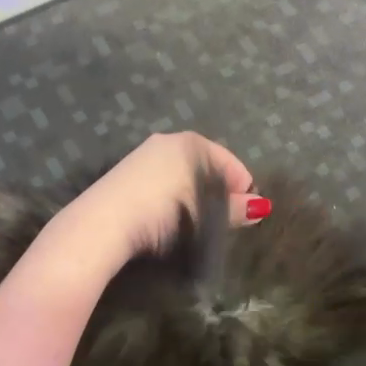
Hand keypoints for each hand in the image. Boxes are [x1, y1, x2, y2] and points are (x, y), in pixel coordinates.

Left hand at [61, 132, 266, 264]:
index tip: (249, 213)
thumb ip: (233, 210)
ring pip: (179, 177)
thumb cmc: (164, 214)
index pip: (229, 163)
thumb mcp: (205, 215)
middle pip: (203, 168)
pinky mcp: (122, 177)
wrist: (105, 224)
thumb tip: (260, 207)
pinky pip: (159, 187)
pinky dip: (170, 201)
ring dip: (192, 198)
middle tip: (225, 220)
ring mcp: (141, 157)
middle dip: (217, 192)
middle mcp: (167, 141)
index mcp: (192, 143)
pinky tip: (167, 220)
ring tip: (197, 224)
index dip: (243, 187)